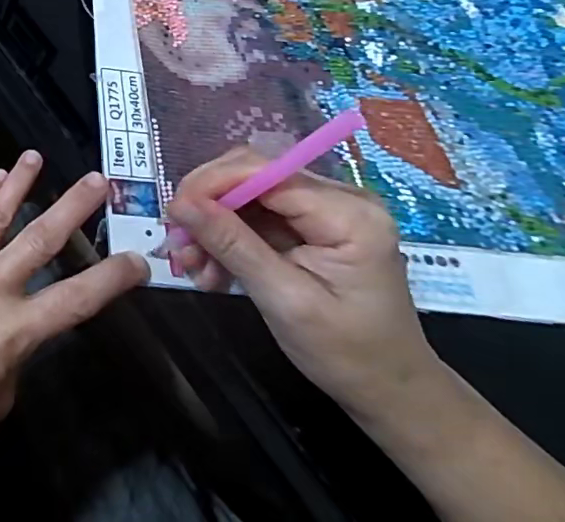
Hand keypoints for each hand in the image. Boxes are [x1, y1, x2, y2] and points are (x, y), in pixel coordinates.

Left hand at [0, 151, 148, 477]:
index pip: (77, 299)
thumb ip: (19, 348)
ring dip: (20, 183)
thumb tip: (22, 318)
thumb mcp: (0, 395)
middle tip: (98, 179)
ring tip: (36, 156)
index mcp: (13, 333)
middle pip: (41, 239)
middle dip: (73, 207)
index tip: (138, 260)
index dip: (112, 278)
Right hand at [166, 146, 442, 419]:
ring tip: (190, 264)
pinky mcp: (311, 224)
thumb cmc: (347, 354)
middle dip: (208, 205)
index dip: (212, 183)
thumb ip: (232, 244)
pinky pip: (256, 215)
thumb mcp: (284, 300)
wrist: (391, 393)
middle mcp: (340, 197)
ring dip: (213, 225)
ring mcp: (325, 209)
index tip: (173, 213)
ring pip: (247, 195)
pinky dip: (228, 238)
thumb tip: (179, 203)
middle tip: (176, 241)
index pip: (265, 172)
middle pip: (252, 175)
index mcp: (348, 213)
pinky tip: (211, 268)